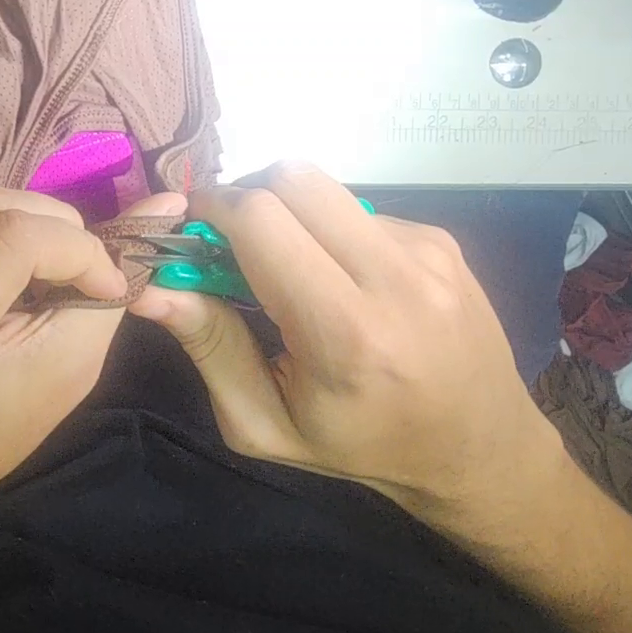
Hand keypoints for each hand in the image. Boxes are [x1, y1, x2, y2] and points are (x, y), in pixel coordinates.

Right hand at [130, 164, 570, 524]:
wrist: (482, 453)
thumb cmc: (360, 446)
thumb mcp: (263, 423)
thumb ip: (209, 347)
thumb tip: (149, 288)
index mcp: (345, 332)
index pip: (261, 220)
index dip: (212, 209)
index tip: (191, 229)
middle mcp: (395, 277)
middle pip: (292, 179)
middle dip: (246, 198)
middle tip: (230, 242)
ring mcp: (427, 251)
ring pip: (325, 188)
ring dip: (287, 213)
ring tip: (288, 268)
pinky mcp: (442, 241)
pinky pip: (358, 208)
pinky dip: (327, 230)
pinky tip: (337, 278)